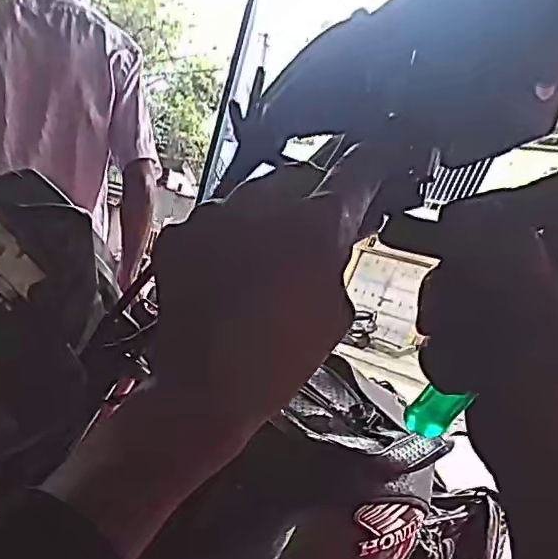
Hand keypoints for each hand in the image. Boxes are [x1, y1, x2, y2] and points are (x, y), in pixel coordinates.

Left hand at [44, 151, 386, 558]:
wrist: (202, 393)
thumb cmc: (272, 367)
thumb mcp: (333, 316)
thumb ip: (340, 260)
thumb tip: (342, 235)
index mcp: (315, 224)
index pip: (359, 165)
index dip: (374, 167)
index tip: (377, 170)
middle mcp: (262, 205)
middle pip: (302, 175)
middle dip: (315, 196)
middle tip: (317, 230)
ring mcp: (214, 217)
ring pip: (254, 194)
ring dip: (267, 216)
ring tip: (268, 260)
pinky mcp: (180, 236)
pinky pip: (213, 220)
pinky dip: (227, 236)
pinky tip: (231, 270)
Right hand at [416, 162, 557, 485]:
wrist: (548, 476)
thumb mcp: (533, 321)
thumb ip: (500, 254)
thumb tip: (466, 214)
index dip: (503, 209)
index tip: (457, 235)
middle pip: (508, 238)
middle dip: (467, 280)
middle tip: (451, 313)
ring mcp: (553, 308)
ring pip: (479, 280)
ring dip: (454, 318)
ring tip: (463, 355)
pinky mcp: (519, 336)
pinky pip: (470, 316)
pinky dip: (456, 343)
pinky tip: (465, 370)